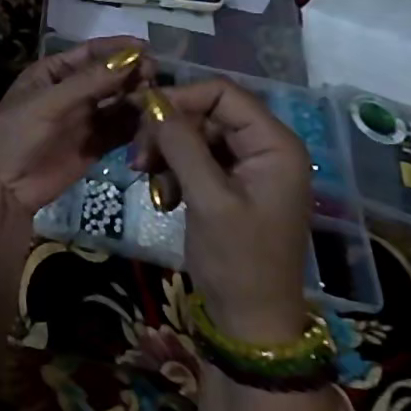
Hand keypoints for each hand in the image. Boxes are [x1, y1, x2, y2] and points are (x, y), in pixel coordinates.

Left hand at [0, 37, 146, 217]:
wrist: (0, 185)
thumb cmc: (14, 133)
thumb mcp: (48, 102)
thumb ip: (89, 82)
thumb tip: (132, 58)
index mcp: (53, 72)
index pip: (91, 52)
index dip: (119, 49)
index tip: (148, 49)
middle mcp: (73, 91)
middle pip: (111, 77)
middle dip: (133, 75)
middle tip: (155, 78)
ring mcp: (85, 119)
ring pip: (120, 103)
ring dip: (138, 100)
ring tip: (157, 102)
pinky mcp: (95, 146)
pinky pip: (122, 130)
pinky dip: (138, 126)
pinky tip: (154, 124)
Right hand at [135, 78, 312, 341]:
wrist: (250, 317)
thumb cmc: (238, 259)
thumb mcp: (208, 199)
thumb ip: (182, 146)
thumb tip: (152, 102)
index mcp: (274, 145)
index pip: (223, 93)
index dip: (179, 97)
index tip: (139, 117)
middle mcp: (264, 148)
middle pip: (205, 114)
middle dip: (167, 131)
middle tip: (137, 159)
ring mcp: (246, 168)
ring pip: (194, 137)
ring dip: (165, 154)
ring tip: (146, 181)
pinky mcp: (228, 186)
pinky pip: (193, 161)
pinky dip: (171, 173)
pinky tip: (161, 198)